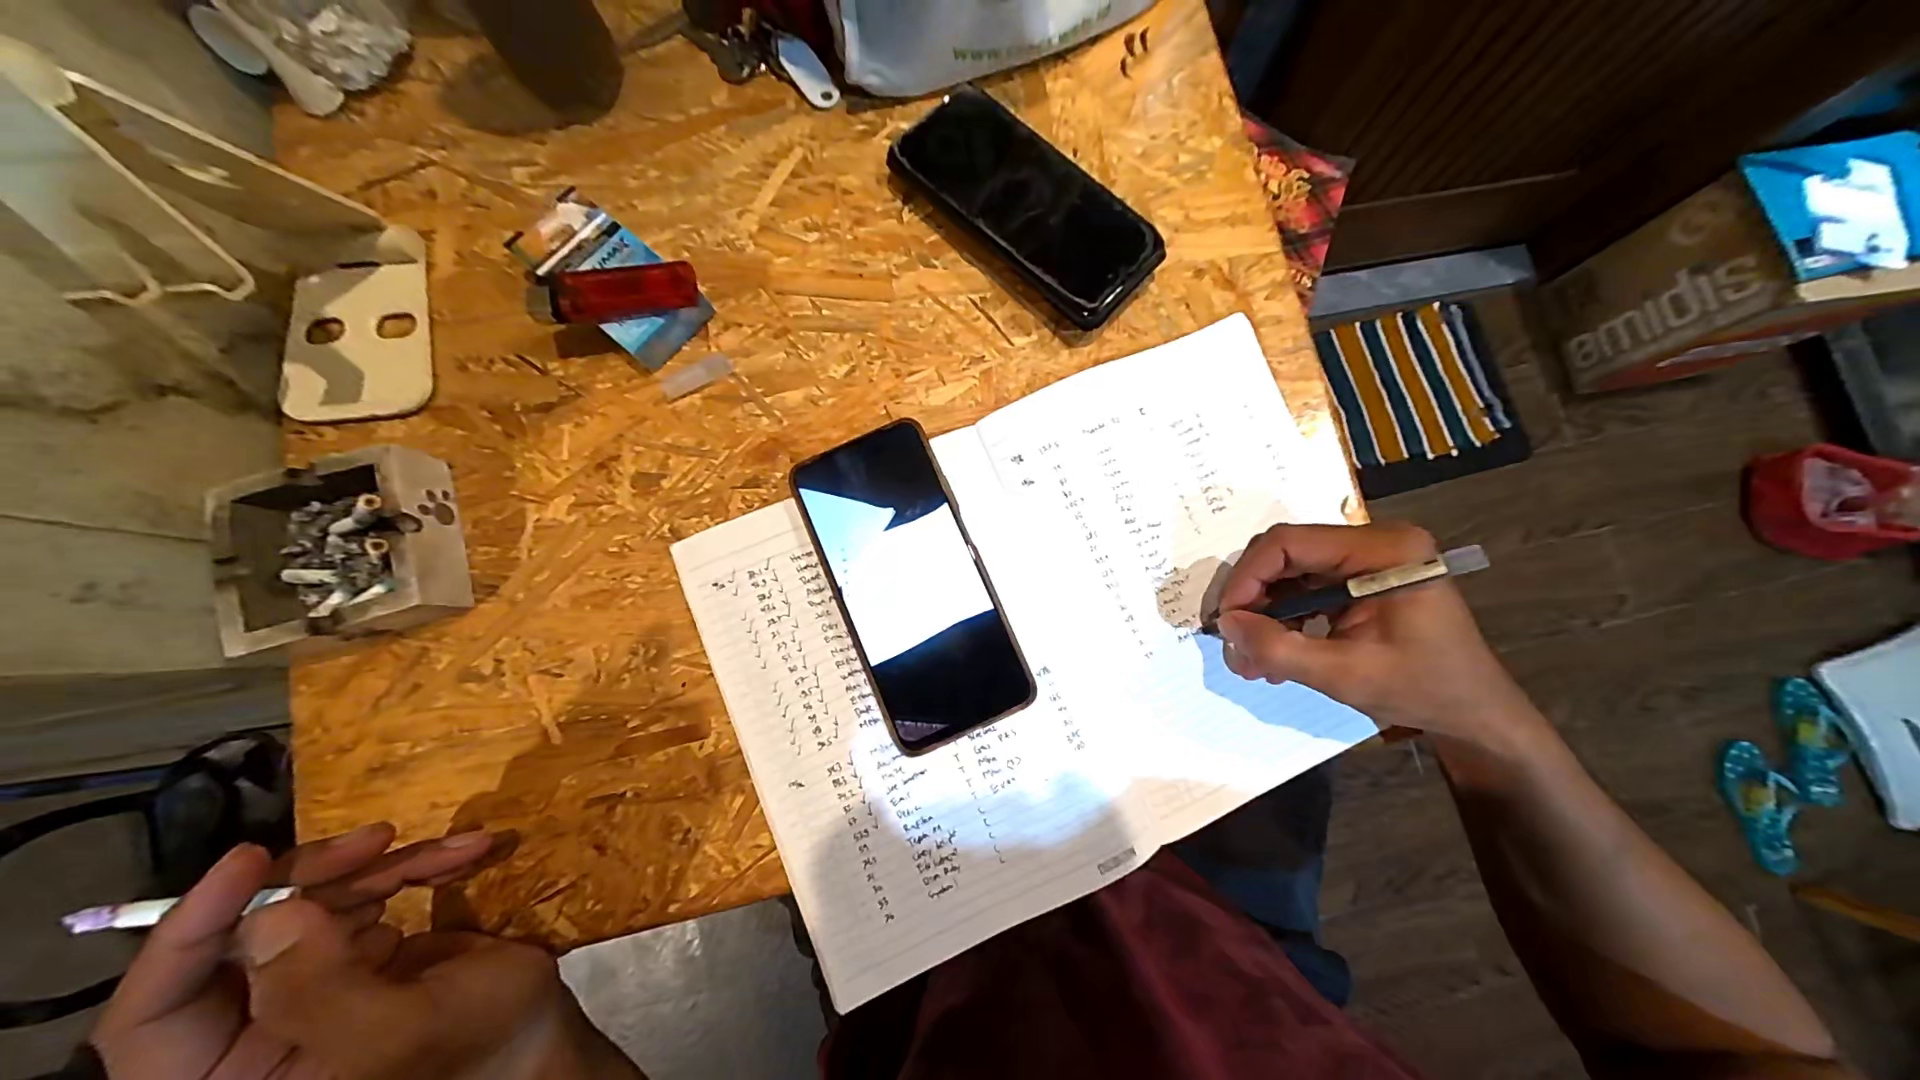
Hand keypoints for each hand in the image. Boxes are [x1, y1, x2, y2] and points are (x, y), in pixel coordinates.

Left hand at [89, 824, 631, 1079]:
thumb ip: (320, 990)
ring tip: (454, 849)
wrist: (533, 1033)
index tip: (248, 860)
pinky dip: (419, 865)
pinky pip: (368, 895)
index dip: (187, 933)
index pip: (153, 1014)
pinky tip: (468, 853)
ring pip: (313, 902)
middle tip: (377, 838)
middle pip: (243, 937)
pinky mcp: (360, 952)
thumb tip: (273, 915)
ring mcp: (310, 985)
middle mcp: (253, 1032)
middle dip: (314, 876)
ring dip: (384, 866)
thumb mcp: (394, 1030)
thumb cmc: (468, 1043)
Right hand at [1214, 522, 1537, 747]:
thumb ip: (1278, 648)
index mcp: (1383, 550)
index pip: (1289, 543)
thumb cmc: (1424, 691)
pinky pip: (1303, 588)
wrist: (1476, 714)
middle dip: (1252, 600)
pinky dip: (1282, 619)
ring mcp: (1366, 560)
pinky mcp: (1359, 579)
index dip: (1247, 578)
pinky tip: (1275, 652)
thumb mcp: (1344, 675)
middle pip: (1285, 555)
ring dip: (1263, 614)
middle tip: (1235, 644)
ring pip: (1288, 573)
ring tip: (1252, 659)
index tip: (1227, 621)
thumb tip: (1225, 625)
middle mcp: (1373, 542)